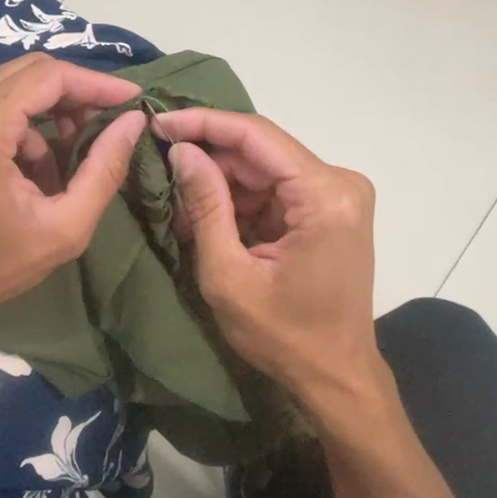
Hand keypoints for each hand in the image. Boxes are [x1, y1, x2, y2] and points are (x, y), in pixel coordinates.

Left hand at [0, 54, 146, 331]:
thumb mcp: (64, 227)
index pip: (48, 77)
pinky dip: (25, 121)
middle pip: (30, 71)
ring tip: (80, 145)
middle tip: (111, 120)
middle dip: (77, 91)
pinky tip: (40, 163)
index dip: (96, 82)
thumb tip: (133, 121)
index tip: (133, 99)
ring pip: (12, 82)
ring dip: (52, 105)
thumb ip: (104, 170)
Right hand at [155, 108, 379, 397]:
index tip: (157, 121)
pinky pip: (273, 190)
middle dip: (207, 161)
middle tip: (159, 175)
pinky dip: (238, 203)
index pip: (256, 136)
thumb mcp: (228, 275)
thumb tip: (181, 150)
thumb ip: (205, 206)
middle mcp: (340, 183)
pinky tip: (206, 223)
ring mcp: (338, 195)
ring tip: (178, 211)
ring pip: (262, 169)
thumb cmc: (283, 335)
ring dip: (219, 185)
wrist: (336, 376)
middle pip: (259, 151)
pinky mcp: (329, 210)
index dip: (203, 123)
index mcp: (325, 196)